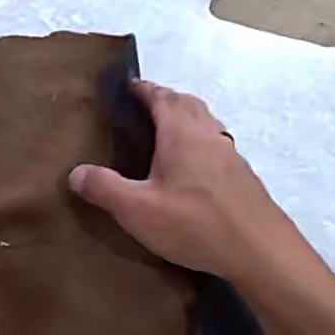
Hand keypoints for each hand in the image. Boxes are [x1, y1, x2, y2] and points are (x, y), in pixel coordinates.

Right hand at [69, 80, 306, 281]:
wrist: (259, 249)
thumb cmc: (195, 223)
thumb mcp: (138, 210)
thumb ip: (104, 188)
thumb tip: (76, 172)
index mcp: (182, 132)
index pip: (161, 97)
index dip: (144, 89)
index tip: (130, 86)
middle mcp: (209, 134)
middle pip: (187, 104)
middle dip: (166, 100)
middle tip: (145, 107)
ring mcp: (231, 154)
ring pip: (206, 124)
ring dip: (187, 119)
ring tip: (167, 135)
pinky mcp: (243, 176)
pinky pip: (217, 146)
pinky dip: (201, 143)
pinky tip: (194, 168)